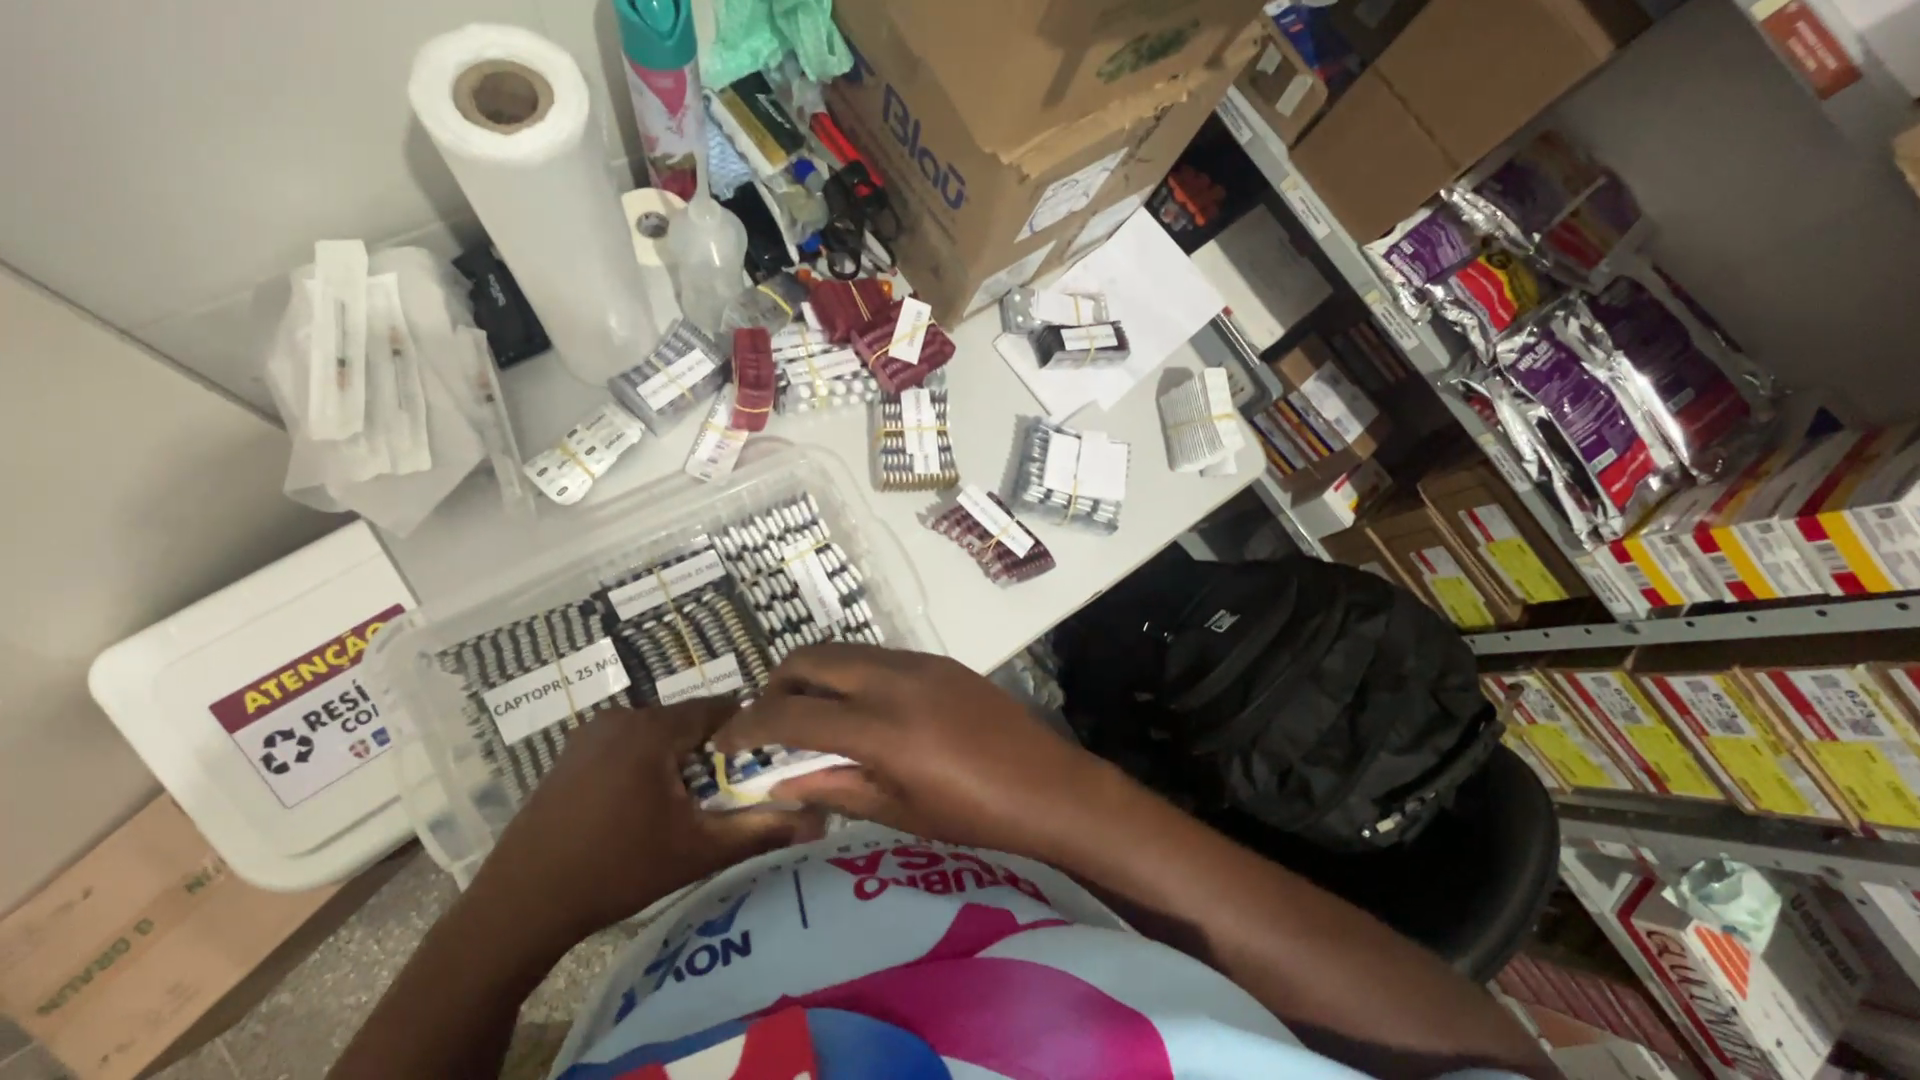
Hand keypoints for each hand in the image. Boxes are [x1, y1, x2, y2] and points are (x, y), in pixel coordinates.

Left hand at [468, 698, 824, 946]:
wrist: (520, 905)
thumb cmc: (615, 870)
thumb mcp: (699, 851)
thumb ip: (762, 830)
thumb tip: (822, 818)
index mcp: (653, 729)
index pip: (722, 709)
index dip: (751, 734)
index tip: (768, 766)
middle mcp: (621, 718)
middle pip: (690, 723)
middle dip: (715, 755)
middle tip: (732, 797)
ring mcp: (589, 735)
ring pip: (659, 737)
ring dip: (681, 763)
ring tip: (691, 808)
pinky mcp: (570, 757)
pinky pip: (628, 748)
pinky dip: (648, 768)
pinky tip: (645, 812)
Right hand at [716, 643, 1123, 859]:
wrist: (1051, 788)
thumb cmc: (974, 815)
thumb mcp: (899, 811)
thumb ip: (836, 787)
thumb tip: (781, 779)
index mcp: (881, 727)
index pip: (793, 713)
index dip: (749, 725)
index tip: (725, 742)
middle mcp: (894, 680)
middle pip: (812, 658)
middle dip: (778, 683)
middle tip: (771, 722)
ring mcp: (920, 664)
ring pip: (846, 650)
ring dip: (816, 674)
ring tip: (815, 715)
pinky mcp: (941, 662)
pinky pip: (879, 655)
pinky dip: (852, 673)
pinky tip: (863, 709)